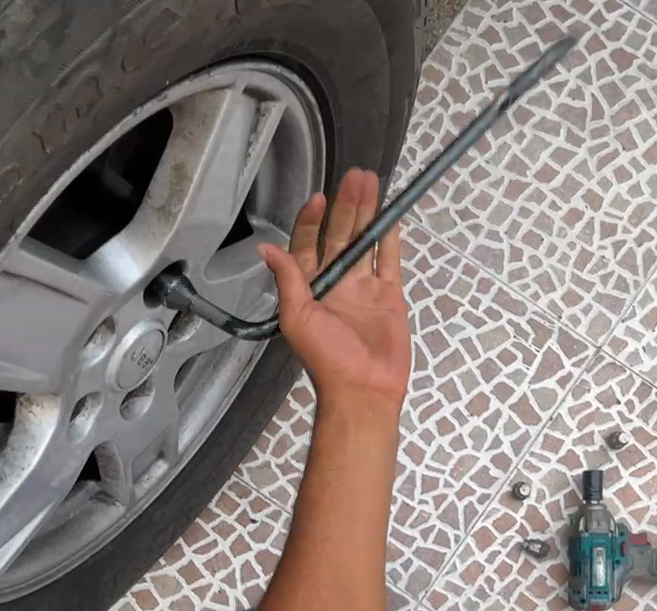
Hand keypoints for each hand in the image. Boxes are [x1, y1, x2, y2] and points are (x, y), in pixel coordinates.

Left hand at [258, 168, 411, 414]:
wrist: (363, 388)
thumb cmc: (327, 358)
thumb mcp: (297, 317)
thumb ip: (288, 280)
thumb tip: (266, 248)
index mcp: (311, 289)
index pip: (308, 246)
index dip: (311, 222)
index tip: (319, 199)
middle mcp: (337, 284)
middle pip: (340, 237)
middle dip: (346, 206)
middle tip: (355, 176)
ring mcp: (364, 290)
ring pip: (366, 243)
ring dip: (367, 214)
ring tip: (372, 183)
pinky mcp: (389, 298)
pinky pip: (389, 262)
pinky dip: (390, 239)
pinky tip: (390, 217)